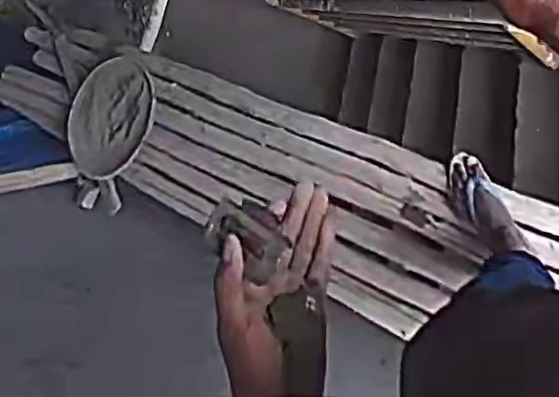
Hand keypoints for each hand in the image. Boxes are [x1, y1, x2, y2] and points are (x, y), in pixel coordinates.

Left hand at [214, 182, 334, 396]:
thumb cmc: (250, 371)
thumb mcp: (233, 322)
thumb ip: (229, 281)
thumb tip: (231, 243)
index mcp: (249, 283)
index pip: (260, 241)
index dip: (269, 220)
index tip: (279, 201)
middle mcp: (271, 282)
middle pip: (287, 240)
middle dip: (297, 213)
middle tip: (306, 188)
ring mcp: (294, 291)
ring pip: (305, 248)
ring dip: (313, 223)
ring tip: (321, 198)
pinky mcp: (314, 303)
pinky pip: (320, 269)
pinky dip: (325, 248)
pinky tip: (329, 229)